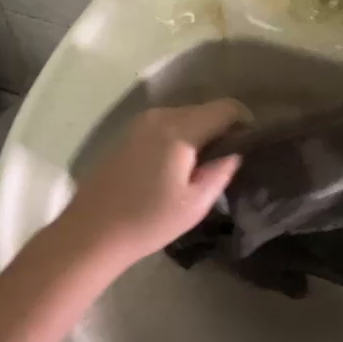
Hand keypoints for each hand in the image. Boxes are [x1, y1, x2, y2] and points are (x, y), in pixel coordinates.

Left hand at [60, 100, 248, 266]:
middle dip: (221, 129)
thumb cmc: (147, 221)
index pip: (226, 108)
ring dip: (199, 133)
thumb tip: (235, 152)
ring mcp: (140, 123)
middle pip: (204, 110)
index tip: (252, 145)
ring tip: (204, 167)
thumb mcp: (194, 203)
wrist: (90, 232)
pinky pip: (164, 125)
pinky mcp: (127, 134)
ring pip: (184, 117)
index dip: (245, 122)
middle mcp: (160, 116)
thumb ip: (220, 171)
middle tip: (230, 161)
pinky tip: (175, 167)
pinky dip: (178, 138)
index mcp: (180, 129)